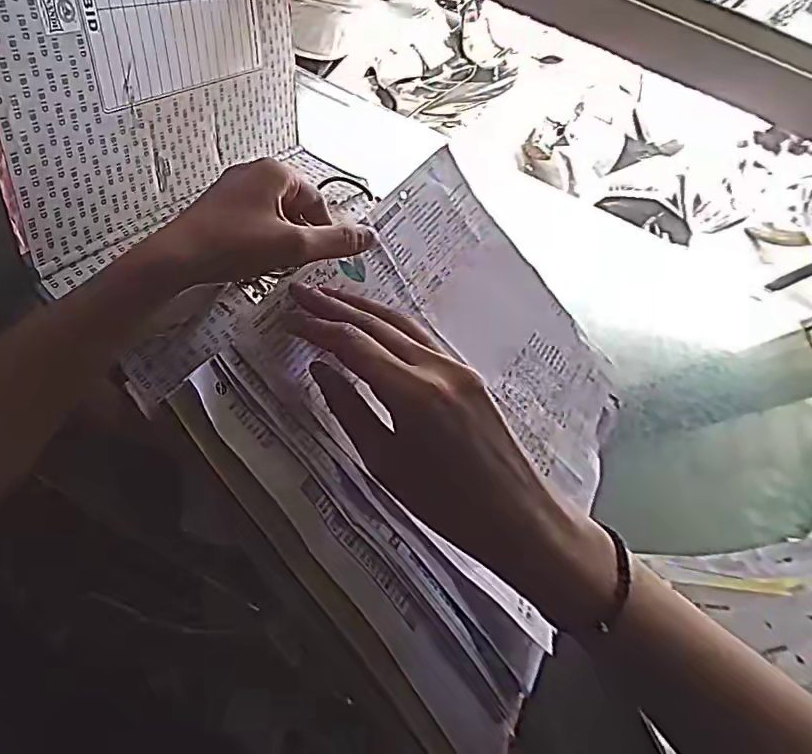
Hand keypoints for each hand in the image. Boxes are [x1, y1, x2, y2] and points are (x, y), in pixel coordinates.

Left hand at [137, 159, 374, 288]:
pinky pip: (250, 223)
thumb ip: (334, 242)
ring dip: (277, 243)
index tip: (324, 254)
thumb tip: (367, 236)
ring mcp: (232, 189)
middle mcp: (253, 173)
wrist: (175, 258)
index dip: (325, 231)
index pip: (317, 200)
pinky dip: (257, 243)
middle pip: (295, 208)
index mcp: (274, 171)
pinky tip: (248, 263)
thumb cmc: (227, 244)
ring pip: (272, 218)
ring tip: (267, 264)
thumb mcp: (292, 246)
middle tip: (293, 261)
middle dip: (298, 237)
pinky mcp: (217, 208)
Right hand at [282, 282, 617, 630]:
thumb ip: (348, 408)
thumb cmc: (448, 505)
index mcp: (412, 393)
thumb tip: (320, 368)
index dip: (317, 327)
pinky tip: (372, 320)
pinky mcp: (467, 373)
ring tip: (330, 295)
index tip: (290, 319)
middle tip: (301, 292)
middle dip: (334, 304)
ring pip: (400, 322)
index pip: (352, 343)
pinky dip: (388, 322)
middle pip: (375, 323)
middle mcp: (436, 368)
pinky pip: (420, 336)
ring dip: (361, 306)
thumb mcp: (384, 462)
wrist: (522, 519)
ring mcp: (455, 367)